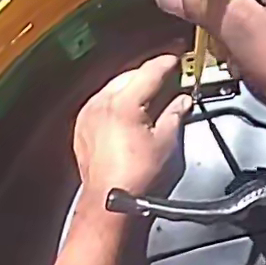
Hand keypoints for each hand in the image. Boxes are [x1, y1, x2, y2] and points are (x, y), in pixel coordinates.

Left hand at [73, 55, 190, 199]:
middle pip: (129, 76)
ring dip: (133, 89)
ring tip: (152, 98)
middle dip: (150, 76)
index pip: (150, 71)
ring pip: (113, 89)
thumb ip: (176, 114)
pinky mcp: (83, 131)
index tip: (178, 59)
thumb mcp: (168, 142)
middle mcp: (100, 105)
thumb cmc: (137, 180)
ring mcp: (88, 118)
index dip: (169, 63)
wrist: (112, 205)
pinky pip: (102, 106)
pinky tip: (132, 116)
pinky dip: (118, 105)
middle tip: (170, 79)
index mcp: (123, 103)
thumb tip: (182, 102)